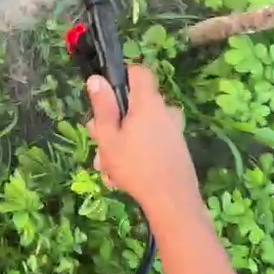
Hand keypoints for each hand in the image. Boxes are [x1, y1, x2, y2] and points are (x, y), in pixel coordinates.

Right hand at [86, 64, 201, 223]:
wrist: (172, 202)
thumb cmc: (135, 166)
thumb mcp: (109, 136)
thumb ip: (103, 106)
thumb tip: (96, 79)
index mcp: (148, 102)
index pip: (139, 72)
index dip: (122, 76)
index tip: (106, 94)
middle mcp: (165, 111)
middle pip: (136, 103)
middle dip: (114, 121)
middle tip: (99, 143)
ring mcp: (173, 130)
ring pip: (141, 127)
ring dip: (122, 142)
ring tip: (107, 167)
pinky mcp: (176, 149)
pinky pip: (151, 142)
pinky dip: (137, 153)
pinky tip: (122, 177)